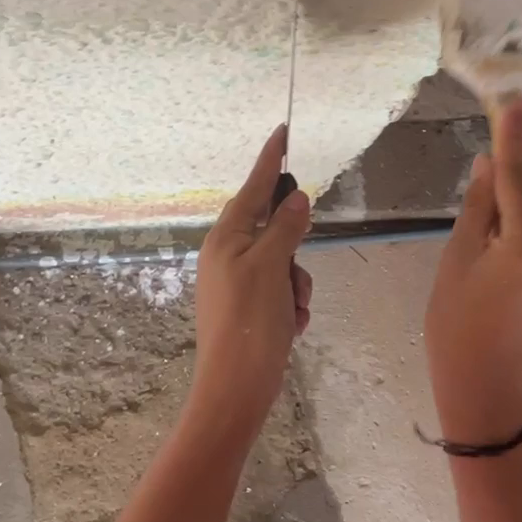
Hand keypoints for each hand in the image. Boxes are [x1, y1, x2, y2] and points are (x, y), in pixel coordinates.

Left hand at [189, 125, 314, 432]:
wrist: (236, 389)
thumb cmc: (250, 322)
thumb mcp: (272, 267)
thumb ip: (285, 228)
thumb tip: (297, 197)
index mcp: (225, 237)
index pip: (253, 187)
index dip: (271, 159)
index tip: (283, 131)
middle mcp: (227, 253)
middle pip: (272, 227)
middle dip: (294, 249)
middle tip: (295, 276)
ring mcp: (236, 281)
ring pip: (283, 261)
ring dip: (296, 282)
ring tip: (293, 309)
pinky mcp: (247, 306)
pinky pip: (280, 288)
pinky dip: (291, 303)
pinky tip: (290, 325)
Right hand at [425, 99, 521, 441]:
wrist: (486, 391)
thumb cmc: (456, 324)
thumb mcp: (456, 261)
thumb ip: (478, 208)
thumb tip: (486, 165)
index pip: (517, 178)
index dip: (513, 138)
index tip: (514, 102)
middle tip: (488, 213)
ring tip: (500, 252)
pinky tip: (516, 276)